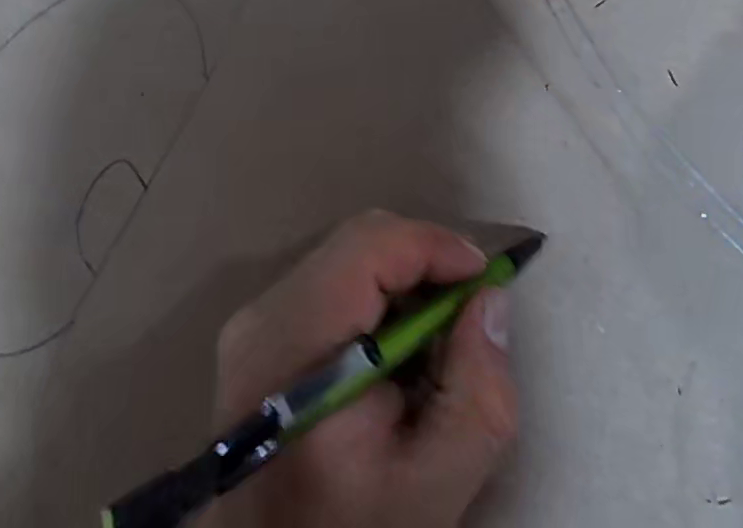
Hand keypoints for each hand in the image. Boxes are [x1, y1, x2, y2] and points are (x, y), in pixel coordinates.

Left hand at [202, 210, 516, 527]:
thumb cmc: (353, 525)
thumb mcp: (435, 482)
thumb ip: (479, 390)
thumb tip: (489, 297)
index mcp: (293, 345)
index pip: (366, 248)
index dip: (432, 245)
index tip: (486, 277)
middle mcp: (262, 314)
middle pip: (356, 243)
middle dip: (423, 261)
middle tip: (468, 308)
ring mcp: (254, 318)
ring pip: (344, 256)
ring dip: (402, 279)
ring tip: (434, 336)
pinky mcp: (258, 327)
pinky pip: (328, 280)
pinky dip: (375, 295)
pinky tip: (394, 348)